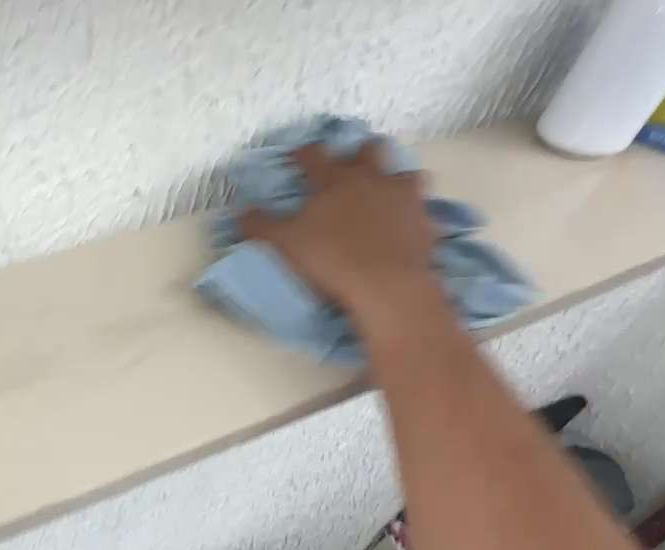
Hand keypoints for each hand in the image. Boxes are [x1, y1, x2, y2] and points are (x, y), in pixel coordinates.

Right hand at [240, 142, 440, 323]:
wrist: (384, 282)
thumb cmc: (329, 258)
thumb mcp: (284, 244)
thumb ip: (260, 226)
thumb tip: (240, 210)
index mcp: (334, 181)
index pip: (315, 156)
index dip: (303, 153)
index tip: (296, 155)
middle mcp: (372, 179)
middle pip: (369, 151)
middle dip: (359, 154)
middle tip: (351, 167)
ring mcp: (403, 196)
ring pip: (405, 173)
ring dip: (394, 179)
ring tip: (386, 193)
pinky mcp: (424, 219)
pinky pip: (422, 206)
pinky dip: (413, 210)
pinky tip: (406, 221)